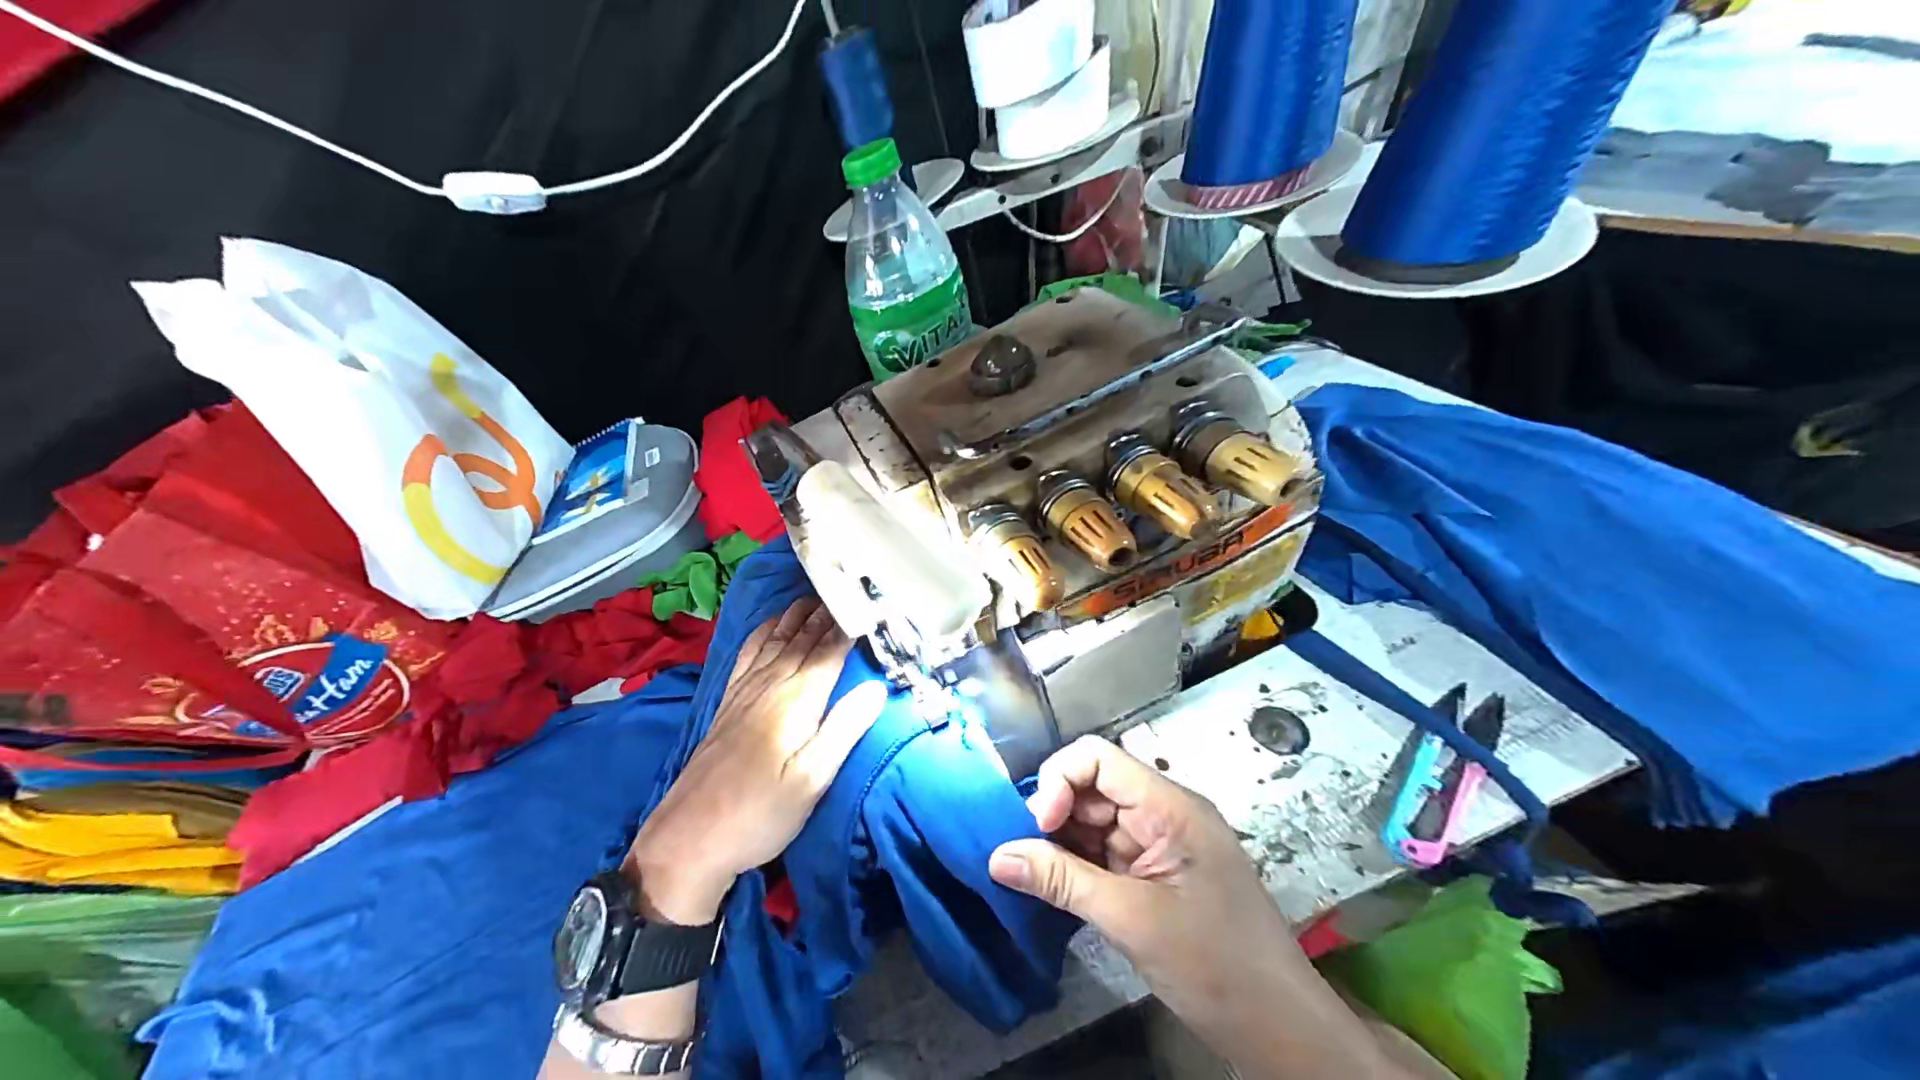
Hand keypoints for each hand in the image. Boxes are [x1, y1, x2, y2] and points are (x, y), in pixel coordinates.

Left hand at [627, 599, 885, 925]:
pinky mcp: (727, 703)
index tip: (868, 605)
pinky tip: (768, 626)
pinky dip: (762, 632)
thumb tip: (877, 687)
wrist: (689, 838)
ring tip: (814, 597)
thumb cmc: (759, 814)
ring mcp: (744, 693)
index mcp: (795, 702)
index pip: (828, 652)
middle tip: (846, 591)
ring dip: (796, 616)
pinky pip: (748, 654)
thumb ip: (844, 729)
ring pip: (775, 640)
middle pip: (801, 639)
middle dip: (825, 614)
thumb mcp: (811, 781)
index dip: (848, 628)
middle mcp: (769, 686)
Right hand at [989, 736, 1408, 1077]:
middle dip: (1053, 813)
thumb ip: (1063, 881)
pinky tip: (1051, 884)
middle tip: (1023, 854)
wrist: (1279, 1029)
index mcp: (1169, 806)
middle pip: (1092, 787)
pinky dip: (1074, 865)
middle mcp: (1162, 814)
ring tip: (1029, 871)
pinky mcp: (1153, 875)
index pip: (1098, 759)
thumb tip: (997, 857)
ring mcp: (1158, 845)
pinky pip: (1102, 853)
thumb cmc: (1216, 964)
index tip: (1038, 825)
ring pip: (1093, 822)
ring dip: (1059, 842)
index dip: (1059, 780)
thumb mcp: (1133, 920)